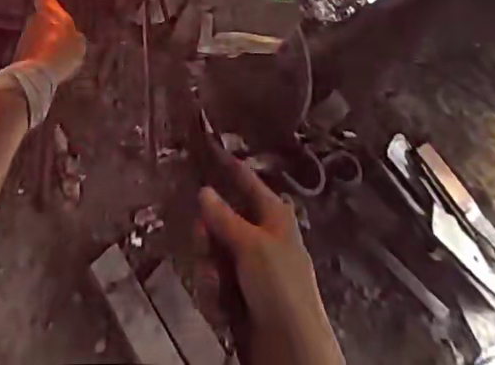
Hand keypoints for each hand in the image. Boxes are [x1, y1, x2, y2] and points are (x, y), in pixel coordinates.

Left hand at [13, 0, 85, 83]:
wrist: (34, 76)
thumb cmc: (61, 52)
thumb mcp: (78, 43)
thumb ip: (73, 34)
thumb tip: (70, 34)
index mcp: (49, 12)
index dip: (50, 3)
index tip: (56, 9)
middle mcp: (33, 20)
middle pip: (40, 18)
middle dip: (49, 26)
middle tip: (62, 38)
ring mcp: (24, 38)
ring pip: (36, 35)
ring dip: (43, 42)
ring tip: (56, 55)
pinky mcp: (18, 54)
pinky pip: (32, 50)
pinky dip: (38, 55)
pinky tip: (48, 66)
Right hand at [199, 155, 344, 364]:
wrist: (291, 350)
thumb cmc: (279, 286)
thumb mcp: (251, 245)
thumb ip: (224, 218)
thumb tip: (204, 191)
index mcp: (274, 215)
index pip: (247, 182)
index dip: (229, 167)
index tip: (208, 149)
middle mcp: (262, 236)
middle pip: (223, 221)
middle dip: (209, 235)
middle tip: (202, 244)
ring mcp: (251, 268)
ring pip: (215, 253)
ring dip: (210, 270)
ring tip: (215, 286)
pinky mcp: (241, 297)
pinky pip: (215, 283)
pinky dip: (214, 294)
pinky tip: (219, 307)